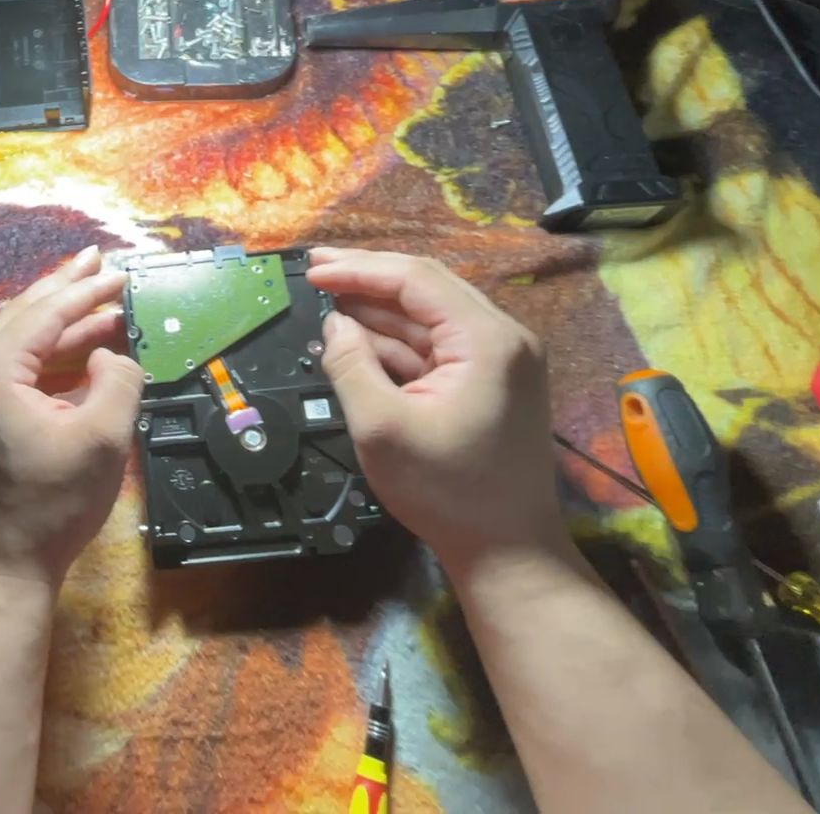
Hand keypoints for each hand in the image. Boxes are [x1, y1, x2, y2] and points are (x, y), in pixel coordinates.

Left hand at [0, 246, 146, 584]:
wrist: (2, 568)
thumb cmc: (52, 505)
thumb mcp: (103, 438)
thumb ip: (117, 379)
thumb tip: (108, 354)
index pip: (44, 314)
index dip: (86, 292)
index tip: (119, 273)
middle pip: (22, 316)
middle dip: (64, 288)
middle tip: (98, 260)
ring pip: (16, 340)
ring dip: (58, 321)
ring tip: (96, 298)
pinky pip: (12, 368)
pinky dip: (46, 355)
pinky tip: (77, 348)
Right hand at [306, 248, 561, 564]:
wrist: (505, 550)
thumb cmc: (445, 491)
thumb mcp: (381, 427)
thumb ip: (350, 365)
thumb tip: (333, 324)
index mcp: (486, 340)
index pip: (416, 279)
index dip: (359, 269)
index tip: (313, 270)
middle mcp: (501, 337)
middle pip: (425, 287)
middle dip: (367, 278)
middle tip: (316, 272)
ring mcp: (498, 359)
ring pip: (428, 315)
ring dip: (377, 309)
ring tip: (328, 301)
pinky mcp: (487, 380)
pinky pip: (433, 344)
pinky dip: (394, 339)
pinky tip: (357, 337)